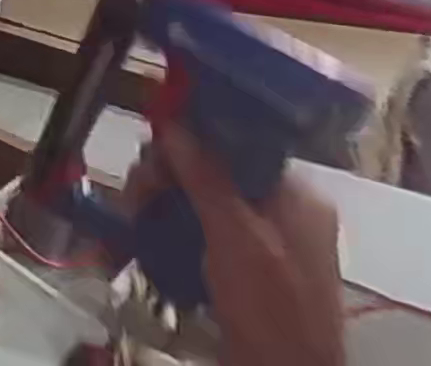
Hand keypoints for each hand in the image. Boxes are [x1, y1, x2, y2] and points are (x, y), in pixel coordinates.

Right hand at [156, 127, 344, 365]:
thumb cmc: (269, 308)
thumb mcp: (236, 239)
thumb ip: (205, 178)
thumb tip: (171, 122)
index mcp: (295, 193)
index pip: (237, 139)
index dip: (192, 133)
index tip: (153, 140)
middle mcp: (278, 202)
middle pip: (207, 160)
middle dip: (165, 169)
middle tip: (140, 189)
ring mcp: (257, 227)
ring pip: (192, 184)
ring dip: (158, 191)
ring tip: (135, 210)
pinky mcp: (234, 248)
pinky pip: (192, 211)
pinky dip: (165, 211)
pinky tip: (144, 221)